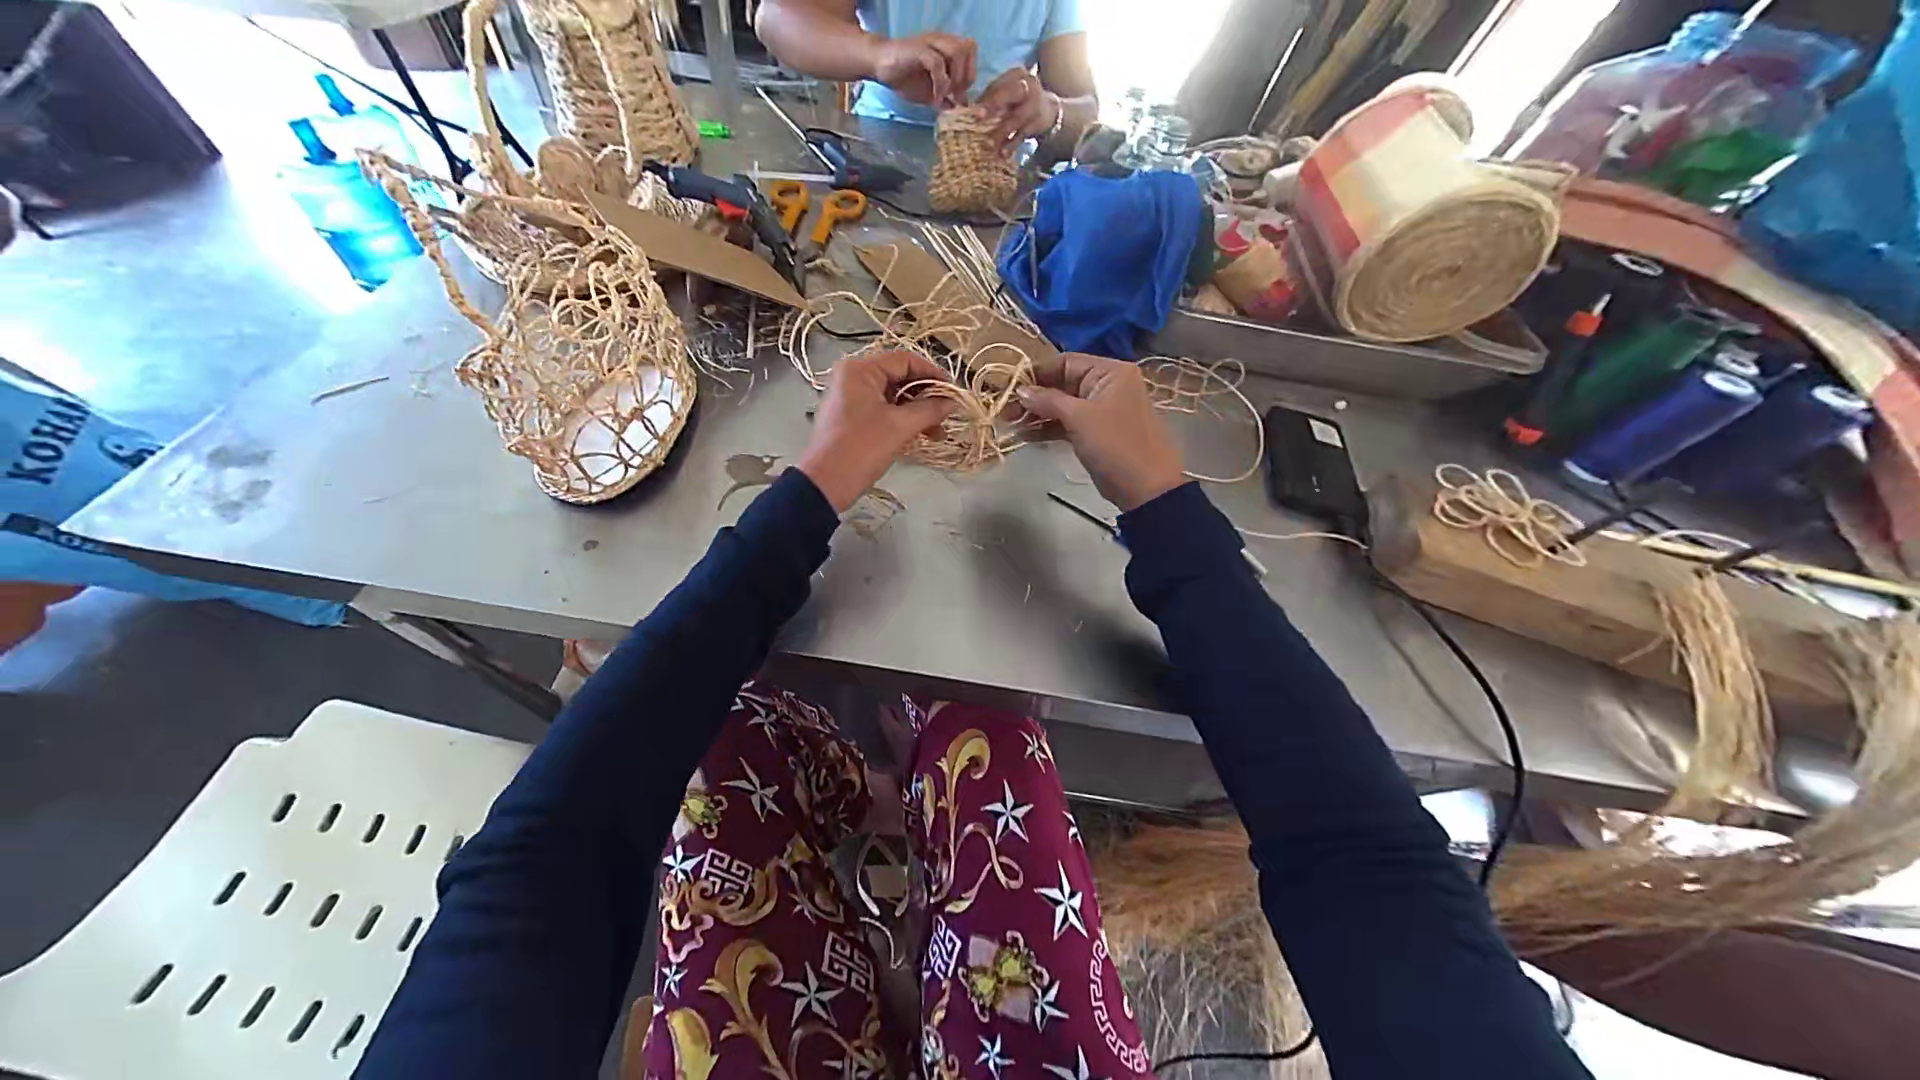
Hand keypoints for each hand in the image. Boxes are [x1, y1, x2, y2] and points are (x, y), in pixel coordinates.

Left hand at [797, 349, 957, 512]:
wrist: (825, 484)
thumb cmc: (861, 448)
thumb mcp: (899, 426)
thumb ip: (930, 409)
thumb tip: (953, 401)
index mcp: (860, 370)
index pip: (905, 360)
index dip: (933, 374)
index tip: (954, 391)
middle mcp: (854, 377)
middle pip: (900, 378)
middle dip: (926, 396)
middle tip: (948, 413)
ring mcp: (852, 398)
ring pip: (894, 397)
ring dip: (918, 412)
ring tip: (939, 432)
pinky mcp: (853, 417)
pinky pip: (885, 411)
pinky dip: (904, 420)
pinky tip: (923, 435)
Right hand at [869, 32, 976, 107]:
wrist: (879, 65)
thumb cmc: (904, 77)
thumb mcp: (929, 93)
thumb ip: (944, 97)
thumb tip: (957, 107)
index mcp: (946, 48)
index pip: (971, 51)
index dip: (970, 75)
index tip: (960, 96)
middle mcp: (941, 41)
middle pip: (969, 47)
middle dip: (966, 76)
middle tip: (955, 96)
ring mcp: (931, 43)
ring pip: (957, 51)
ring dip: (956, 78)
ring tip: (946, 96)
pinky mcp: (919, 50)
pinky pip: (938, 63)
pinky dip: (941, 84)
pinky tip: (935, 98)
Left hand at [975, 68, 1057, 153]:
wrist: (1047, 110)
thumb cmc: (1019, 101)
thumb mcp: (1007, 93)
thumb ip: (991, 97)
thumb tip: (969, 110)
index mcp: (1017, 74)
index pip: (1000, 83)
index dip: (988, 96)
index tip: (975, 109)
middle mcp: (1029, 85)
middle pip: (1013, 92)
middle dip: (995, 104)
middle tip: (980, 117)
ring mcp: (1035, 104)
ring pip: (1017, 118)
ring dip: (1001, 132)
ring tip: (988, 143)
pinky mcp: (1038, 123)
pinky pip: (1022, 135)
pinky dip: (1012, 145)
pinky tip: (1002, 153)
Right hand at [1016, 353, 1185, 511]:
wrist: (1146, 489)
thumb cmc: (1116, 445)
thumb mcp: (1080, 418)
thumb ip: (1047, 400)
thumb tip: (1020, 391)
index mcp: (1111, 372)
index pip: (1066, 362)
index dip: (1036, 373)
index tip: (1008, 386)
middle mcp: (1107, 385)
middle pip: (1063, 383)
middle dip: (1034, 396)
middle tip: (1004, 410)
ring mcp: (1102, 410)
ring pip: (1063, 405)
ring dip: (1038, 414)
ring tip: (1010, 424)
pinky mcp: (1097, 433)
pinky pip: (1068, 424)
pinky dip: (1049, 428)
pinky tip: (1026, 435)